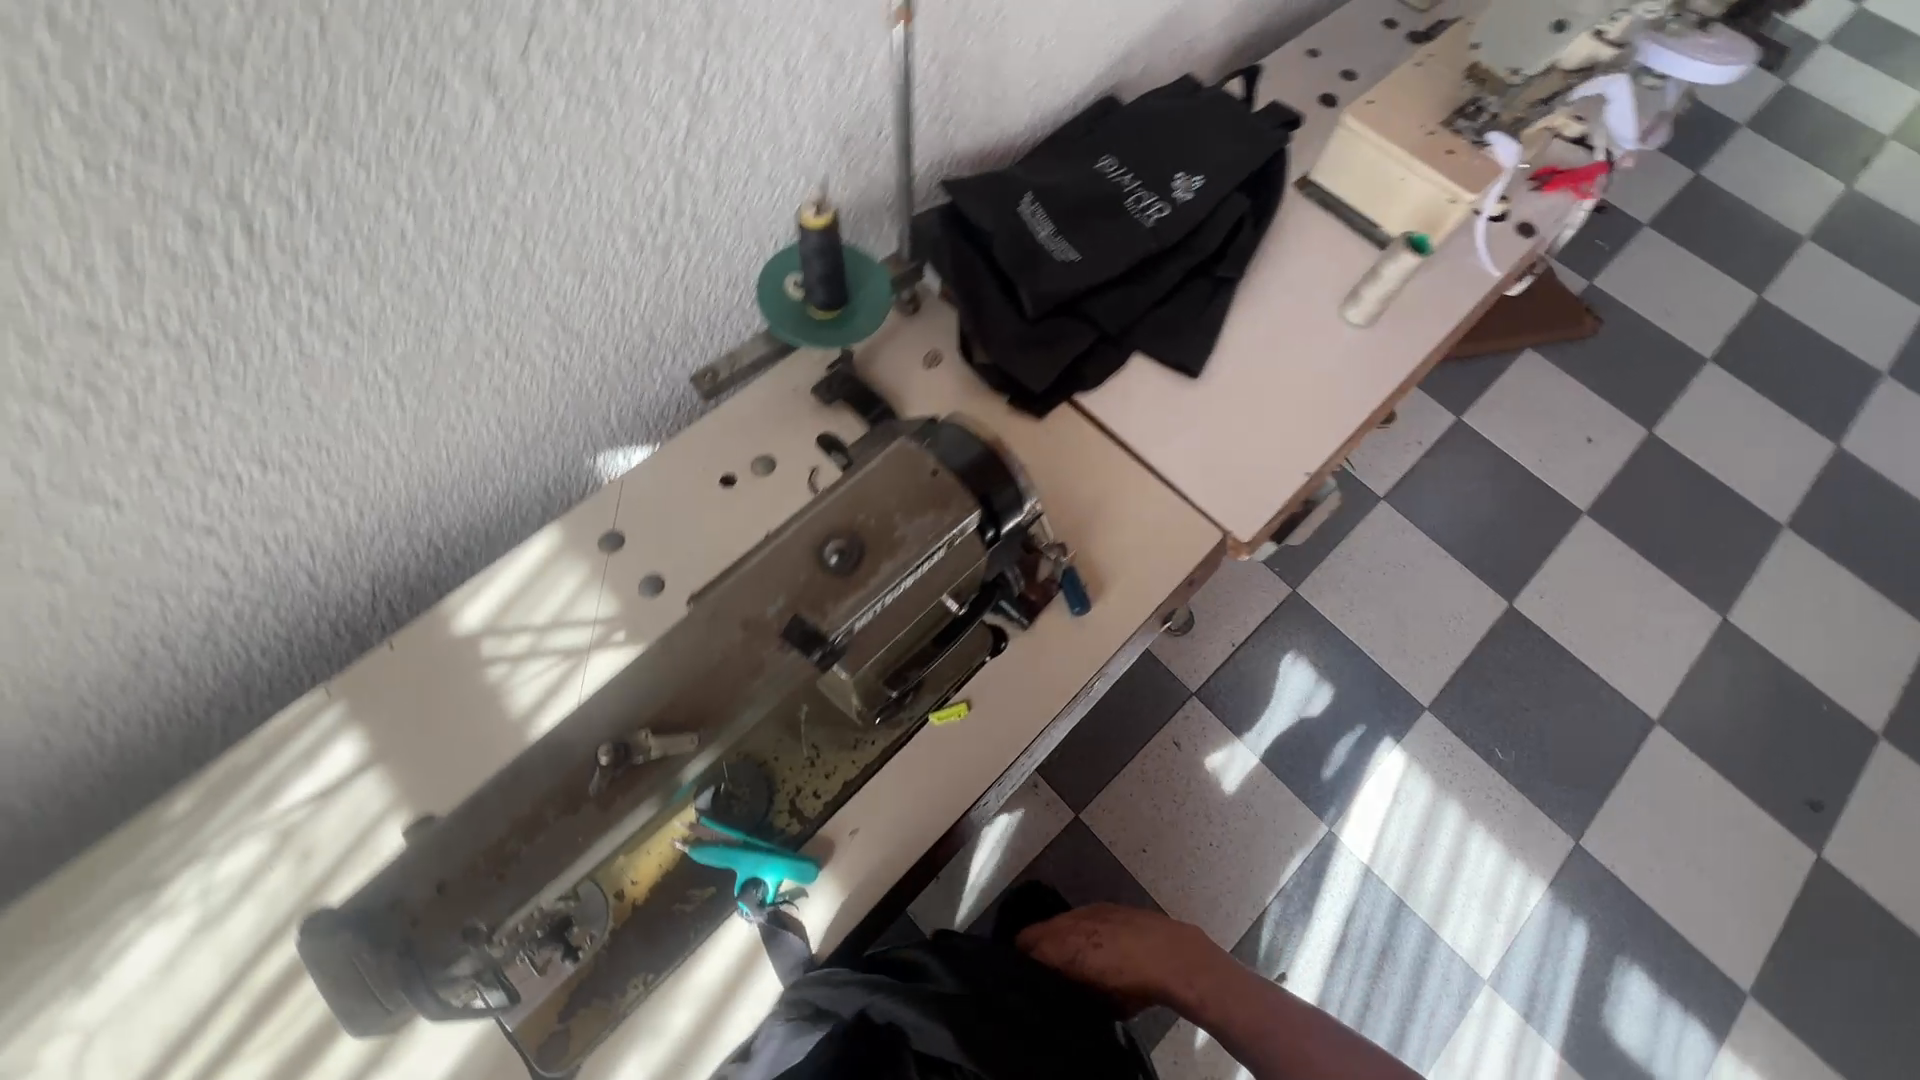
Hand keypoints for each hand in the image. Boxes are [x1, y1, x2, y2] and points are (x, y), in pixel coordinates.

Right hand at [1015, 903, 1222, 1014]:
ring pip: (1060, 922)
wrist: (1174, 956)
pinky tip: (1093, 947)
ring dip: (1058, 939)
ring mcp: (1089, 910)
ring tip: (1067, 961)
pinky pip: (1081, 917)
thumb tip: (1058, 985)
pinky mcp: (1106, 906)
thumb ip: (1070, 987)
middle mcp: (1071, 921)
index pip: (1025, 943)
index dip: (1020, 959)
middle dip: (1037, 949)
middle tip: (1041, 972)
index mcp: (1064, 944)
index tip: (1022, 975)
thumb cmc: (1134, 985)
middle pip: (1039, 930)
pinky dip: (1079, 930)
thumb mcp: (1098, 1000)